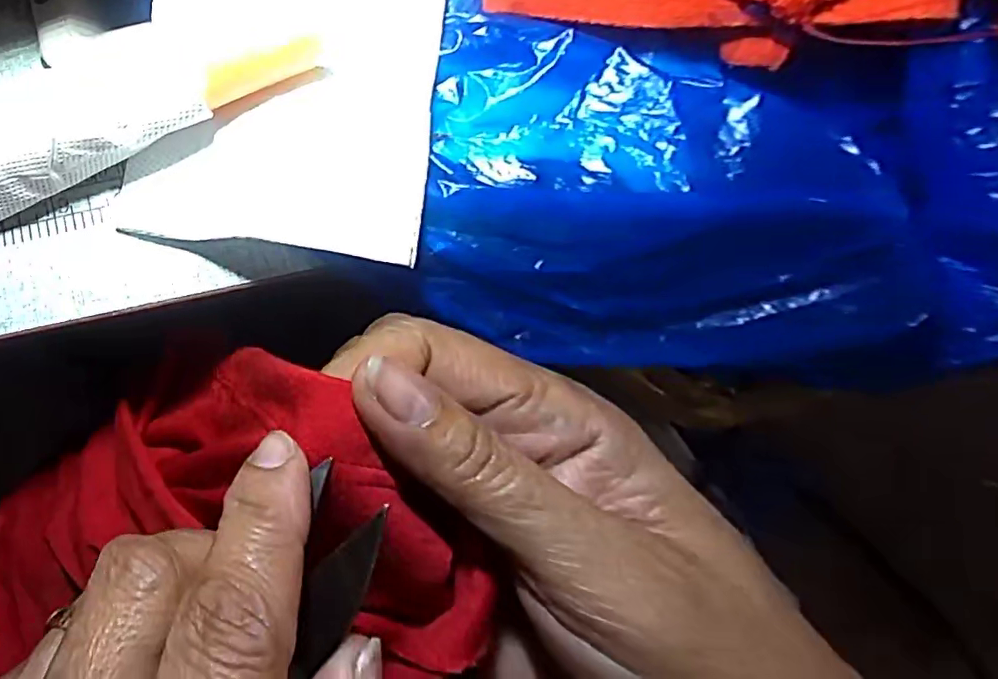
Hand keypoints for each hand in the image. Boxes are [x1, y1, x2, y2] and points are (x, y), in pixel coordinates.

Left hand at [5, 430, 382, 678]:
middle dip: (210, 549)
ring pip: (103, 576)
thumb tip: (356, 636)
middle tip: (251, 582)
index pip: (227, 616)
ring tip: (199, 616)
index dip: (262, 525)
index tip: (285, 453)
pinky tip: (142, 637)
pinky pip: (68, 613)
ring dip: (166, 572)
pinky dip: (117, 604)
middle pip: (146, 570)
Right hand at [325, 316, 853, 678]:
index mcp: (537, 413)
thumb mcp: (598, 556)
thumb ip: (484, 468)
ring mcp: (461, 505)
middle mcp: (489, 444)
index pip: (426, 348)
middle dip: (339, 427)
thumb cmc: (700, 652)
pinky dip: (351, 536)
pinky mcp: (441, 562)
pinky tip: (327, 549)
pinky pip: (378, 529)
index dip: (366, 367)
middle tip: (297, 470)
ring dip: (340, 483)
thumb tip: (373, 374)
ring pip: (372, 463)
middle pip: (387, 400)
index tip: (317, 419)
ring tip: (300, 510)